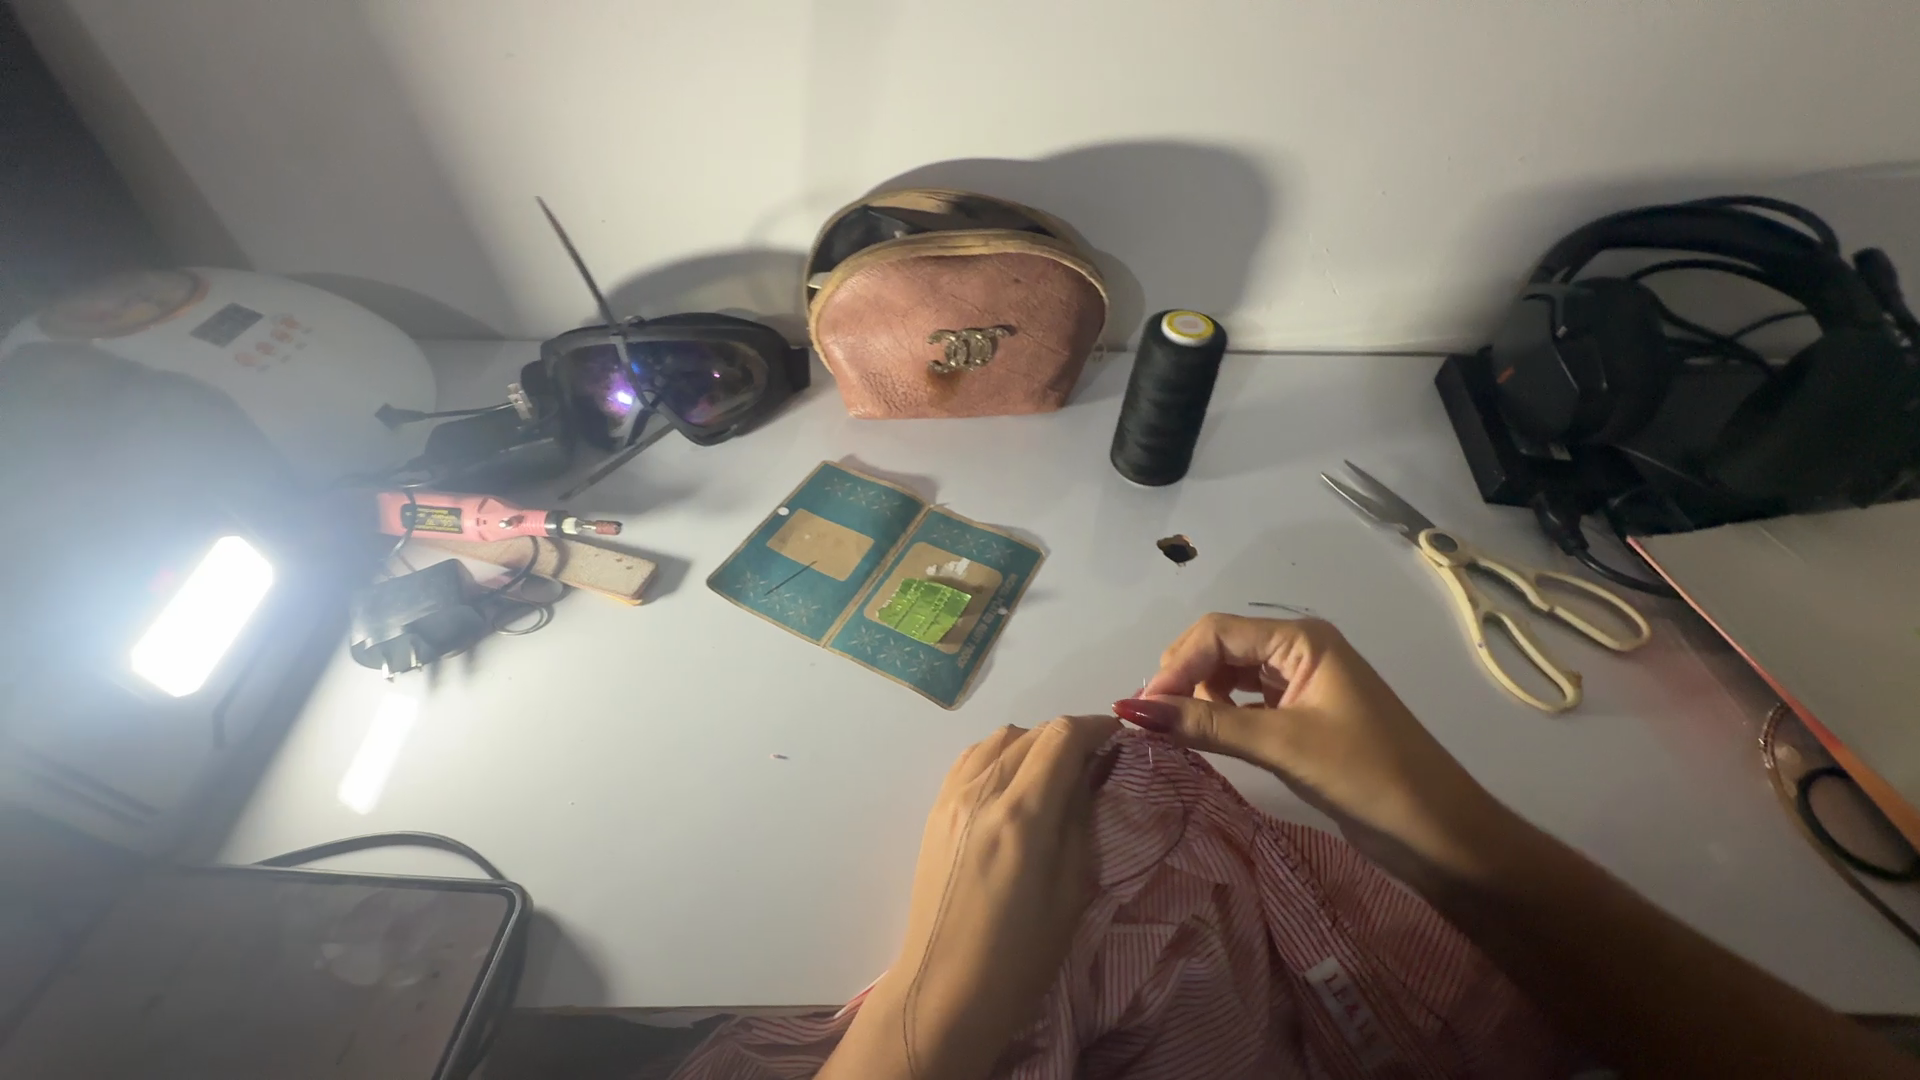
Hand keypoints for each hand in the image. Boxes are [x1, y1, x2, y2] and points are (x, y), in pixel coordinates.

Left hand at [822, 715, 1119, 1079]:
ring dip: (1034, 742)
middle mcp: (983, 791)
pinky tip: (1014, 779)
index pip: (1061, 737)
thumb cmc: (1021, 955)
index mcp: (1022, 815)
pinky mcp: (935, 807)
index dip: (1094, 727)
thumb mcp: (1071, 890)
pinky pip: (973, 756)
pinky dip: (1001, 753)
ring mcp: (953, 796)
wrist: (944, 989)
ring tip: (1053, 770)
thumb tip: (1091, 770)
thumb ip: (1081, 818)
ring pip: (1000, 738)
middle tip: (1093, 760)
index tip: (1117, 736)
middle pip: (1033, 732)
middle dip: (1069, 736)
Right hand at [1115, 614, 1503, 884]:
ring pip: (1229, 673)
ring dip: (1199, 696)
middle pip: (1219, 647)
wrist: (1443, 835)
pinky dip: (1220, 713)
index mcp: (1301, 639)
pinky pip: (1245, 699)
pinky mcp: (1302, 711)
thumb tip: (1131, 710)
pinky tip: (1206, 735)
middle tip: (1155, 721)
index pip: (1217, 633)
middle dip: (1183, 677)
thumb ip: (1206, 725)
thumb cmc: (1368, 776)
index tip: (1144, 709)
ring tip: (1176, 731)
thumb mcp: (1281, 745)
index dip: (1175, 664)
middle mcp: (1298, 648)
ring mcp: (1302, 680)